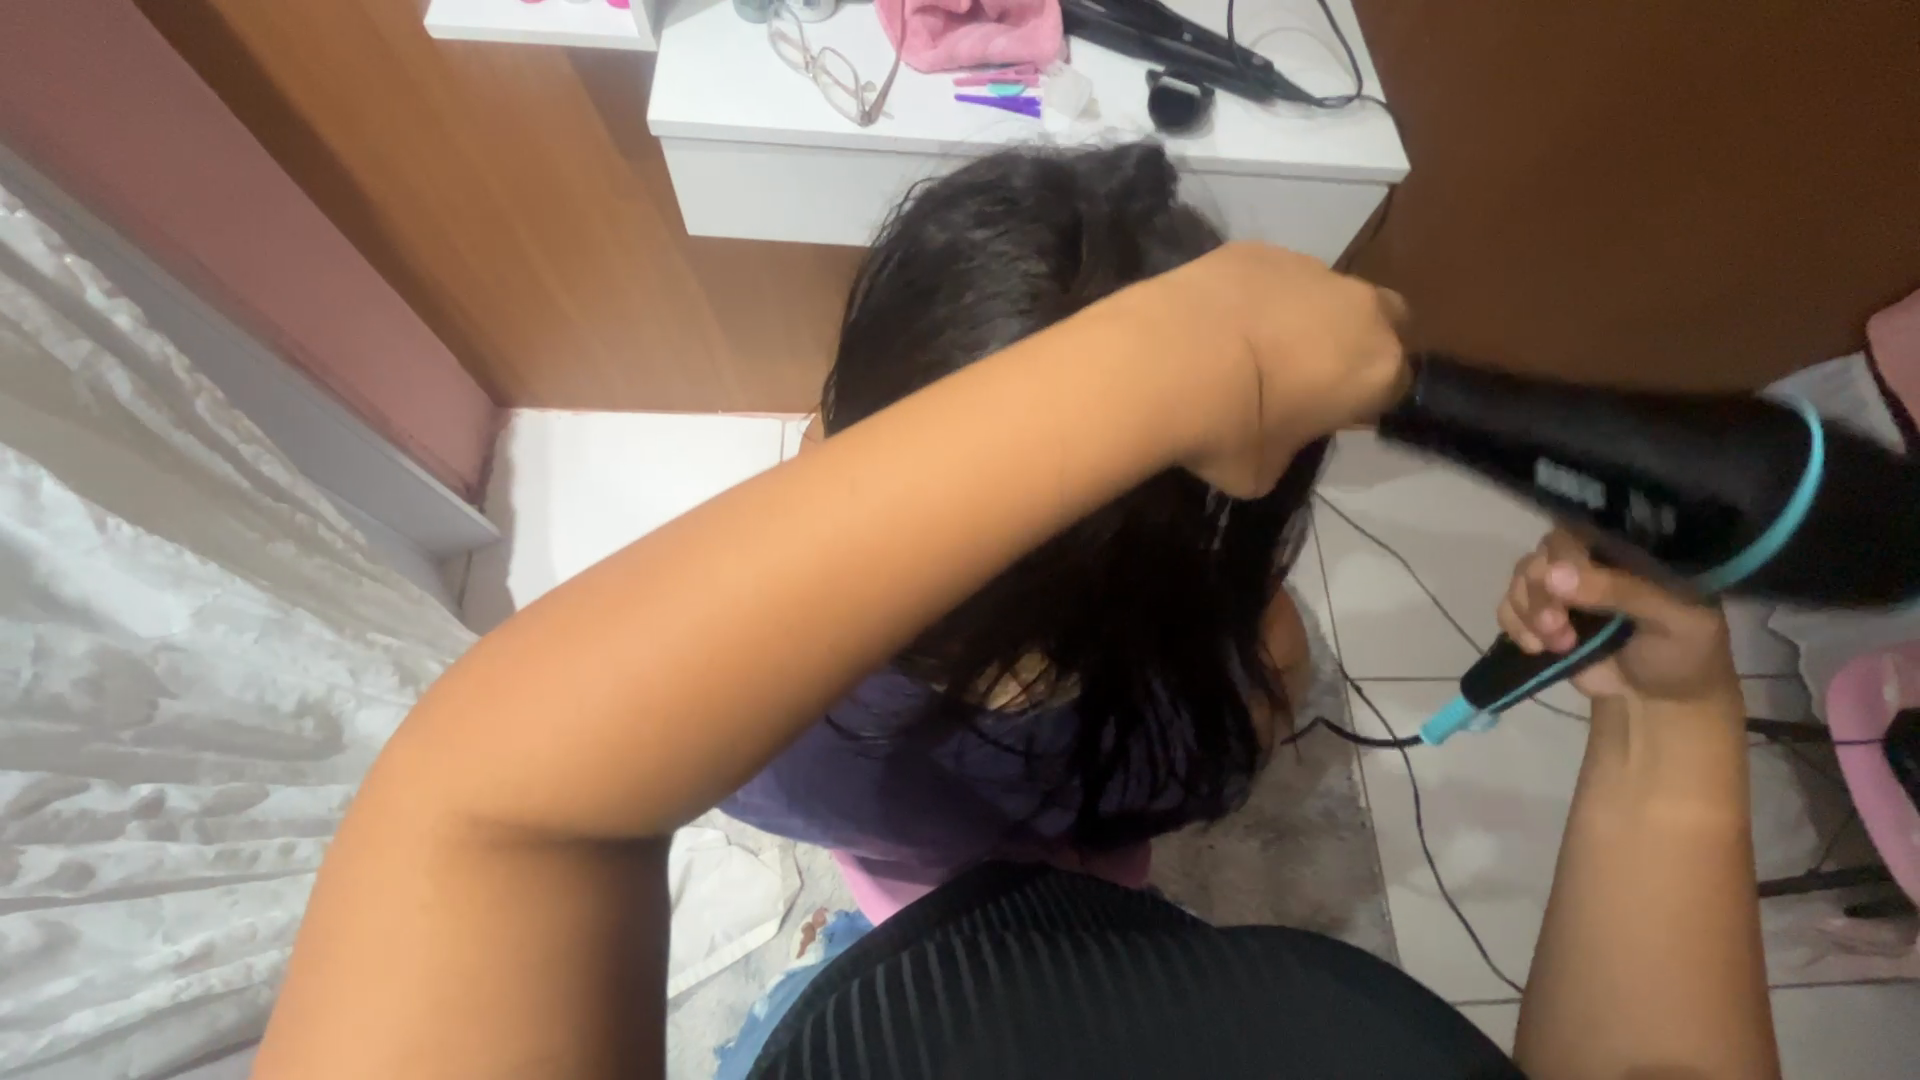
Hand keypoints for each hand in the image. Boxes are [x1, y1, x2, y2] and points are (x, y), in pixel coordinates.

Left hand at [1142, 243, 1407, 496]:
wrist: (1164, 364)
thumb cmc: (1226, 432)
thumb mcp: (1262, 472)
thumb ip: (1286, 451)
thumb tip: (1273, 441)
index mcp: (1376, 369)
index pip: (1390, 386)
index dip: (1356, 402)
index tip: (1319, 415)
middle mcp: (1357, 308)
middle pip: (1378, 321)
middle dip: (1350, 343)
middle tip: (1300, 374)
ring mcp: (1307, 268)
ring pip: (1319, 292)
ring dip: (1296, 317)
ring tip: (1239, 348)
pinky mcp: (1254, 249)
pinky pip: (1264, 275)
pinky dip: (1247, 295)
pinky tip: (1208, 322)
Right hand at [1498, 530, 1739, 706]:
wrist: (1657, 700)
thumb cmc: (1682, 653)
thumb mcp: (1672, 619)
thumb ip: (1620, 592)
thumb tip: (1554, 576)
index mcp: (1627, 552)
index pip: (1582, 531)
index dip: (1563, 556)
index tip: (1561, 588)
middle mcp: (1588, 563)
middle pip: (1541, 556)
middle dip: (1540, 594)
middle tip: (1557, 626)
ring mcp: (1559, 589)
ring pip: (1520, 581)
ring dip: (1528, 613)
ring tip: (1560, 645)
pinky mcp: (1536, 614)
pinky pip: (1506, 607)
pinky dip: (1515, 627)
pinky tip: (1538, 648)